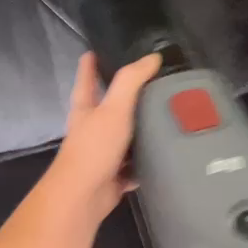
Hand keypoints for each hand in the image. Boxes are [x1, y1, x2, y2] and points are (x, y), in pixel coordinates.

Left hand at [47, 52, 161, 222]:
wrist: (83, 196)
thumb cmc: (94, 147)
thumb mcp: (114, 109)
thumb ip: (131, 82)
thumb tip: (153, 57)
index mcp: (86, 109)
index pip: (86, 79)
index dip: (89, 65)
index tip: (94, 51)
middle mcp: (91, 129)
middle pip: (107, 108)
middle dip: (123, 98)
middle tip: (148, 85)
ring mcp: (102, 154)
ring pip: (123, 138)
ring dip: (139, 131)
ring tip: (164, 118)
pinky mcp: (113, 176)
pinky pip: (133, 166)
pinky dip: (145, 163)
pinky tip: (163, 158)